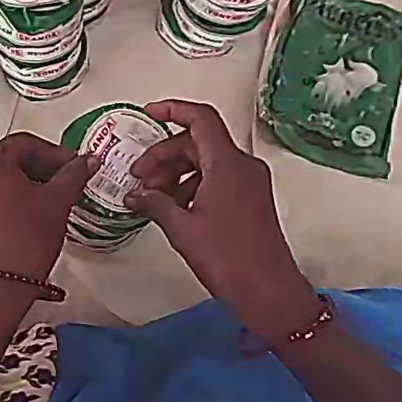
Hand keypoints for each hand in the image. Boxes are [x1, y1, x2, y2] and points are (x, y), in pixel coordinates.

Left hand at [0, 133, 96, 289]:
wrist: (7, 280)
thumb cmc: (28, 236)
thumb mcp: (58, 199)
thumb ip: (75, 173)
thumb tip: (89, 160)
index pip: (27, 143)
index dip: (56, 152)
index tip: (77, 163)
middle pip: (15, 156)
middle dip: (46, 164)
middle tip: (72, 175)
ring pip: (8, 173)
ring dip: (36, 177)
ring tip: (61, 190)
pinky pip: (0, 188)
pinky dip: (22, 190)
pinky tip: (43, 203)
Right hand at [125, 100, 320, 341]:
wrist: (268, 291)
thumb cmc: (227, 258)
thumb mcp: (182, 228)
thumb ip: (154, 204)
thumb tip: (133, 195)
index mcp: (228, 164)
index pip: (200, 119)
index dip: (172, 110)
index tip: (147, 114)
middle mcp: (243, 166)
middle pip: (198, 143)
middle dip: (164, 155)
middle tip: (138, 177)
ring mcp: (250, 183)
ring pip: (206, 162)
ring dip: (176, 173)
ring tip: (152, 197)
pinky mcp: (251, 199)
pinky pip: (217, 179)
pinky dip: (192, 186)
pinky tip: (173, 208)